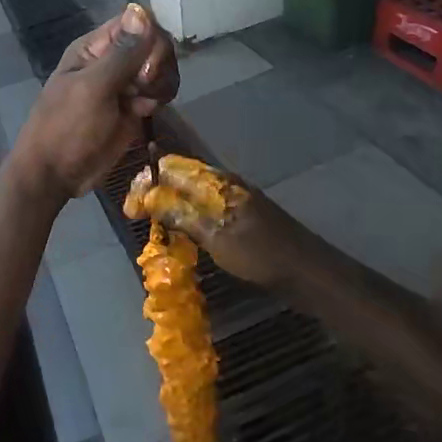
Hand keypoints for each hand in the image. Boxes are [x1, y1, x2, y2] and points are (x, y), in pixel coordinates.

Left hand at [7, 3, 177, 198]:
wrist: (55, 173)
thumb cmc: (66, 126)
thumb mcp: (93, 88)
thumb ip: (121, 53)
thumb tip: (141, 10)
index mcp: (93, 48)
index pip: (135, 23)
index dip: (150, 38)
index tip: (147, 65)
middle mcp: (110, 60)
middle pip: (153, 44)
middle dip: (158, 63)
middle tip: (143, 86)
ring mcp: (123, 84)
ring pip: (160, 68)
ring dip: (162, 82)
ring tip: (144, 102)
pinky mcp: (133, 107)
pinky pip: (158, 91)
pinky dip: (159, 98)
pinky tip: (146, 111)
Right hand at [144, 161, 305, 287]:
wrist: (310, 274)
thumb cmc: (261, 255)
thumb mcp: (215, 237)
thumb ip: (180, 215)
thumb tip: (148, 198)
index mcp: (216, 181)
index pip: (169, 166)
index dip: (145, 183)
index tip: (131, 209)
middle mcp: (223, 182)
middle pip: (178, 176)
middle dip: (153, 192)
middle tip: (136, 216)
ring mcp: (234, 197)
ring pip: (189, 191)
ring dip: (168, 203)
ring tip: (152, 222)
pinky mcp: (240, 213)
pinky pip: (203, 204)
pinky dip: (185, 212)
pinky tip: (180, 230)